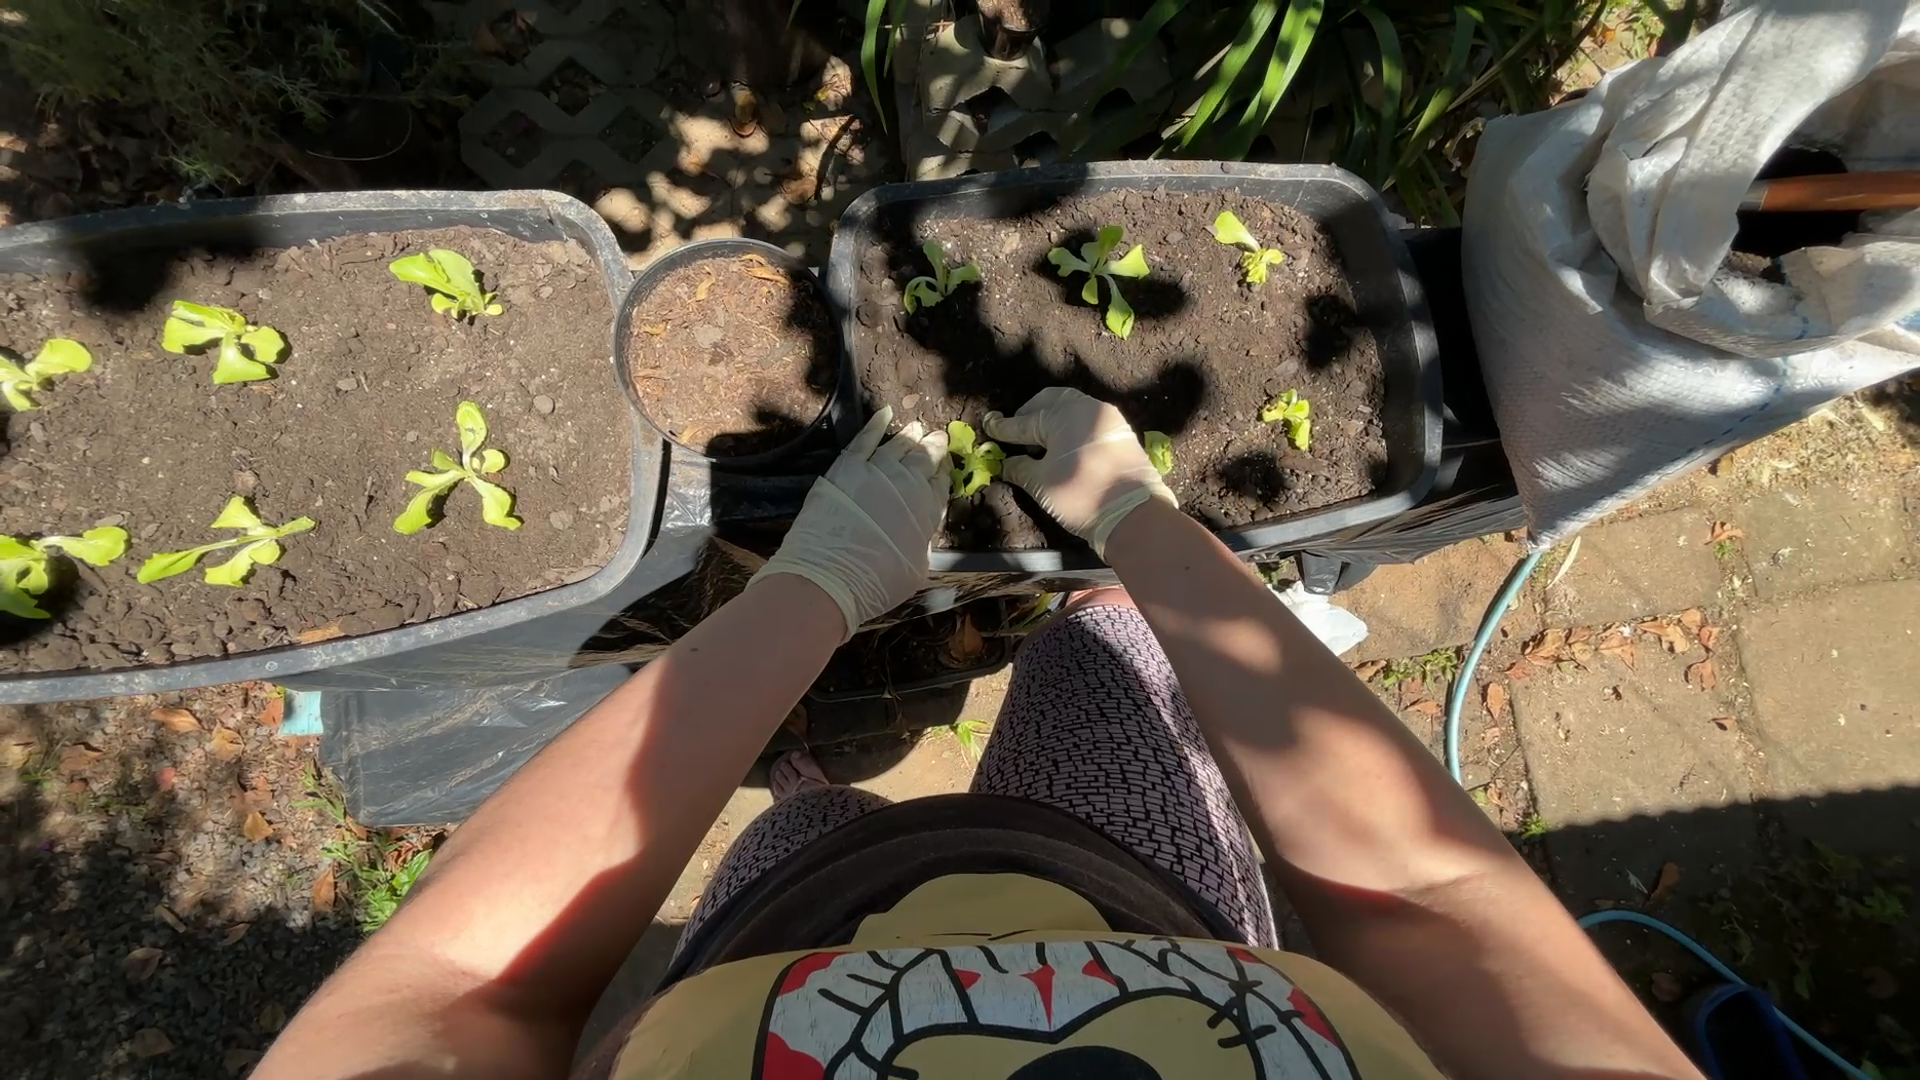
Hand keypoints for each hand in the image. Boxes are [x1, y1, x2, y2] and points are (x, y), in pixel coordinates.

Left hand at [751, 406, 947, 639]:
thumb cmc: (877, 583)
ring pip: (898, 446)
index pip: (940, 484)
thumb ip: (921, 544)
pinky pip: (865, 439)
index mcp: (927, 511)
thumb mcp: (915, 571)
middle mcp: (907, 485)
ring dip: (909, 436)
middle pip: (923, 460)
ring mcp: (876, 472)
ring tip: (917, 427)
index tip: (944, 465)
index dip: (943, 473)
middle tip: (938, 437)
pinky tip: (885, 413)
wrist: (830, 577)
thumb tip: (919, 533)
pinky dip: (876, 425)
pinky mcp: (847, 467)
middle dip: (933, 447)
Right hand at [984, 387, 1174, 558]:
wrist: (1133, 515)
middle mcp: (1086, 407)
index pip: (1024, 422)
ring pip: (1071, 406)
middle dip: (1029, 414)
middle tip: (1015, 432)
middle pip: (1049, 402)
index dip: (1003, 428)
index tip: (987, 425)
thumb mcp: (1040, 483)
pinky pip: (1087, 419)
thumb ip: (1019, 467)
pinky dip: (1070, 425)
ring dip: (1051, 417)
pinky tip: (1062, 443)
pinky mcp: (1119, 431)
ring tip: (1038, 439)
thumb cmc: (1080, 495)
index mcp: (1063, 415)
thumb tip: (1005, 461)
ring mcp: (1106, 417)